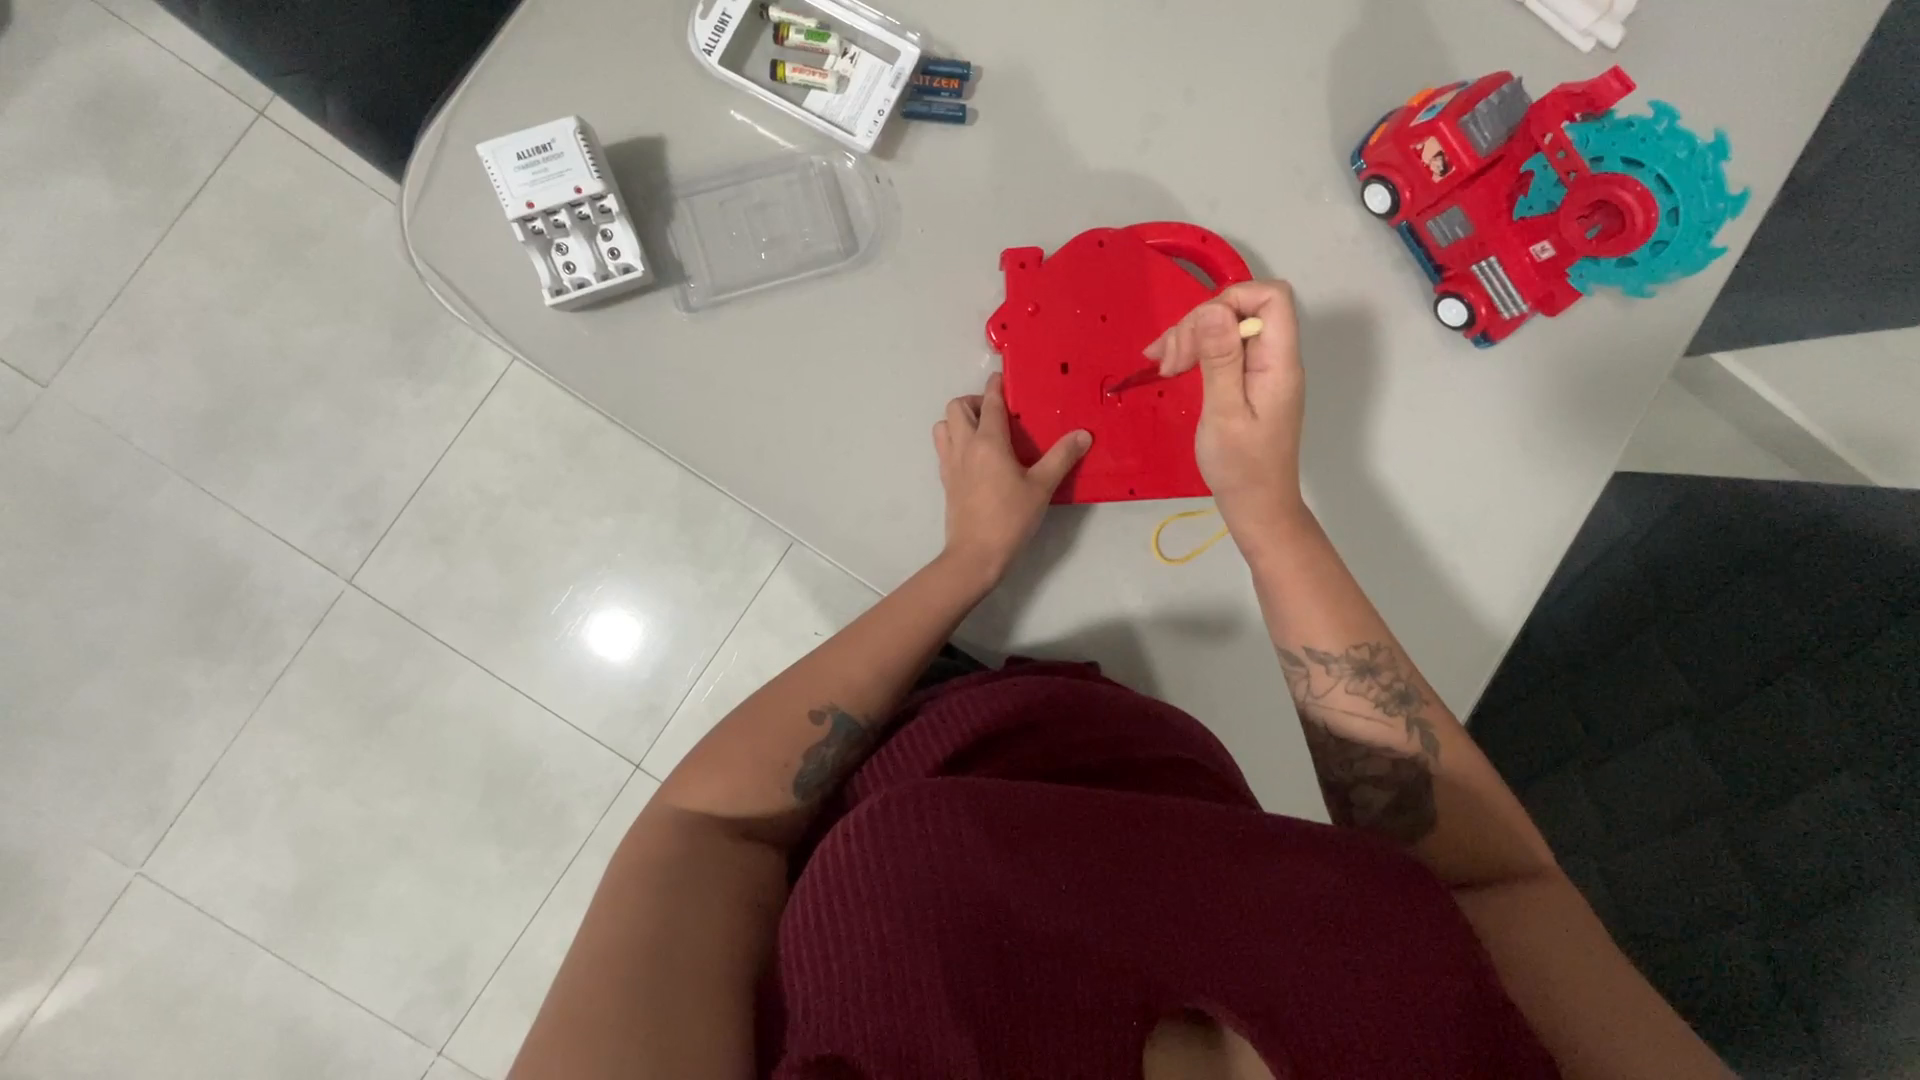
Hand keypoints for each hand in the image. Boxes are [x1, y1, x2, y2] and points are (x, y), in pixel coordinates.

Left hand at [932, 373, 1090, 588]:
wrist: (975, 555)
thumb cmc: (1010, 519)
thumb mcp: (1042, 487)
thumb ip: (1061, 457)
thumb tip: (1083, 434)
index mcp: (988, 442)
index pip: (989, 402)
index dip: (996, 386)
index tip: (1005, 379)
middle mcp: (964, 446)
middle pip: (957, 408)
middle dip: (974, 402)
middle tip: (997, 413)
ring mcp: (950, 464)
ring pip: (943, 426)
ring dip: (958, 421)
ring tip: (983, 432)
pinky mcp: (946, 481)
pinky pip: (943, 449)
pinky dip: (954, 442)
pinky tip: (975, 457)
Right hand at [1145, 281, 1307, 537]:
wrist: (1256, 505)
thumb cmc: (1240, 467)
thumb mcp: (1224, 414)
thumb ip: (1220, 360)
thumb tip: (1212, 310)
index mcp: (1279, 362)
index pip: (1271, 297)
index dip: (1230, 300)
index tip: (1195, 335)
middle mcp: (1275, 358)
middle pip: (1242, 309)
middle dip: (1199, 324)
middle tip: (1170, 362)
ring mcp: (1261, 370)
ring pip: (1226, 328)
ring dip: (1190, 338)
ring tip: (1165, 367)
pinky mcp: (1247, 381)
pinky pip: (1222, 350)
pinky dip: (1195, 352)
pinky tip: (1170, 367)